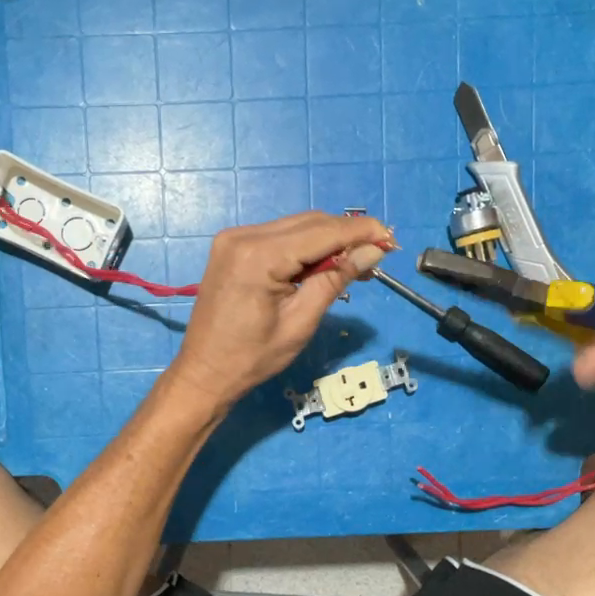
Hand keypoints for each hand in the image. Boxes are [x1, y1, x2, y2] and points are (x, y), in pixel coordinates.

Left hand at [167, 212, 391, 408]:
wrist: (204, 372)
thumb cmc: (252, 358)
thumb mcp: (301, 321)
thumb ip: (336, 280)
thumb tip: (374, 251)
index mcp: (259, 256)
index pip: (322, 232)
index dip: (360, 232)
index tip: (390, 239)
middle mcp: (243, 235)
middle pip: (309, 223)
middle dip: (345, 235)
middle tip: (377, 255)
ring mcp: (233, 238)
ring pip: (295, 227)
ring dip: (326, 240)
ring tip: (353, 263)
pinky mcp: (231, 246)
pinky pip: (278, 236)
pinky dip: (303, 246)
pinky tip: (320, 265)